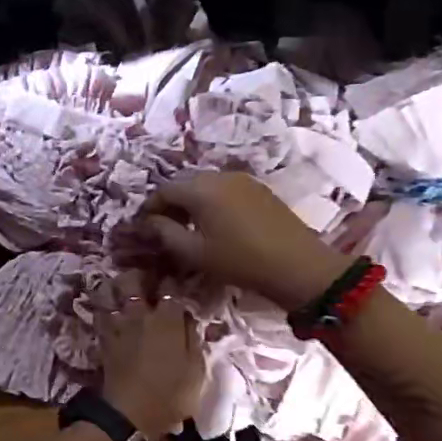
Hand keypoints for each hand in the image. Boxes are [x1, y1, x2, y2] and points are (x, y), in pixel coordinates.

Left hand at [98, 294, 203, 436]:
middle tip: (146, 280)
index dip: (174, 281)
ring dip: (115, 287)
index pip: (171, 287)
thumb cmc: (169, 395)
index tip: (177, 281)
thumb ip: (194, 340)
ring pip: (110, 292)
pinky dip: (102, 307)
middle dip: (139, 275)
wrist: (128, 415)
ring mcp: (118, 325)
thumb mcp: (195, 371)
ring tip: (122, 289)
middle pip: (133, 280)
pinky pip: (99, 314)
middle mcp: (140, 315)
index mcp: (166, 320)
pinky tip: (108, 309)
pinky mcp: (103, 339)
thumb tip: (190, 318)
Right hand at [133, 172, 350, 308]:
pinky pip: (226, 189)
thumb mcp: (195, 252)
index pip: (164, 190)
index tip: (145, 227)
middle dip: (171, 204)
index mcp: (200, 188)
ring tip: (190, 229)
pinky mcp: (259, 189)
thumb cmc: (239, 260)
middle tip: (166, 229)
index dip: (150, 208)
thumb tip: (149, 222)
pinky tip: (217, 225)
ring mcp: (242, 180)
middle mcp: (219, 176)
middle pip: (185, 184)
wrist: (296, 264)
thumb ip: (165, 233)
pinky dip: (213, 202)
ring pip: (206, 185)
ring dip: (192, 203)